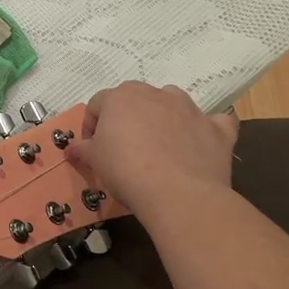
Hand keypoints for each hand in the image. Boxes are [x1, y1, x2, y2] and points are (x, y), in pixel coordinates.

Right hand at [66, 81, 239, 221]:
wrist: (179, 194)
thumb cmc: (127, 171)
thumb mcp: (95, 161)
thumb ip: (83, 150)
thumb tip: (71, 150)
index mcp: (120, 97)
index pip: (98, 104)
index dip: (92, 125)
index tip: (92, 148)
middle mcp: (154, 94)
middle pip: (135, 98)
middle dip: (129, 117)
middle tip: (125, 146)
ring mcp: (188, 109)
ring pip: (173, 101)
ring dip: (166, 114)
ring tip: (162, 142)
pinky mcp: (216, 130)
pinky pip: (217, 121)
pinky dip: (210, 127)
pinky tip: (205, 139)